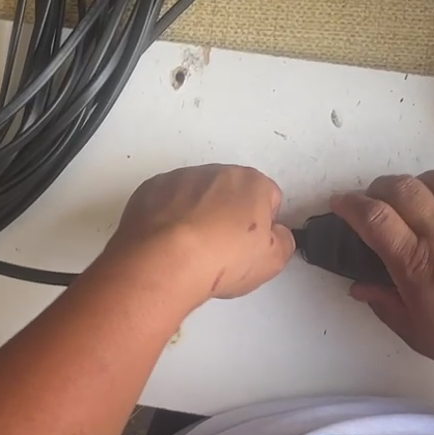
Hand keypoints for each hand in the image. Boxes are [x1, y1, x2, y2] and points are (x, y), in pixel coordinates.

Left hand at [106, 164, 293, 301]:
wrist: (163, 262)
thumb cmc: (219, 258)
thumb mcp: (272, 261)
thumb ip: (283, 242)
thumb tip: (277, 236)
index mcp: (251, 182)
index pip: (268, 196)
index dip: (264, 224)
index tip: (252, 245)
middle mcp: (215, 172)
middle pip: (230, 191)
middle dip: (228, 215)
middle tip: (222, 250)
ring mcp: (179, 178)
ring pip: (196, 194)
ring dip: (197, 215)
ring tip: (192, 250)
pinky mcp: (150, 190)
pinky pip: (165, 201)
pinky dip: (167, 218)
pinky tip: (168, 244)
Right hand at [331, 169, 433, 383]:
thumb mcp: (419, 334)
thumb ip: (385, 304)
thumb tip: (359, 286)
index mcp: (419, 265)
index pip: (374, 217)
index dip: (350, 204)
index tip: (341, 204)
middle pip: (402, 187)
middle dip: (379, 188)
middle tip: (377, 202)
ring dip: (420, 183)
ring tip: (419, 199)